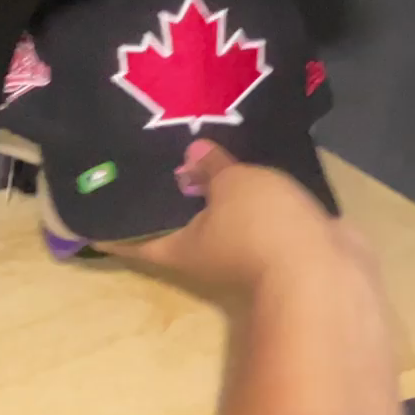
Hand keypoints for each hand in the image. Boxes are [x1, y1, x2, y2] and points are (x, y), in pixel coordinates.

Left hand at [99, 139, 380, 307]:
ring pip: (212, 214)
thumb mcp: (232, 185)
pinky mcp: (271, 241)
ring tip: (193, 142)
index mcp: (174, 248)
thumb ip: (210, 165)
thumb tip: (191, 154)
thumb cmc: (262, 229)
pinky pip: (248, 210)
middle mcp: (198, 254)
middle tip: (145, 148)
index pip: (126, 238)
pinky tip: (240, 156)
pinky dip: (242, 189)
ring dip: (205, 188)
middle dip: (160, 191)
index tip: (88, 199)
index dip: (104, 222)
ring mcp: (236, 251)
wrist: (326, 272)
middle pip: (168, 222)